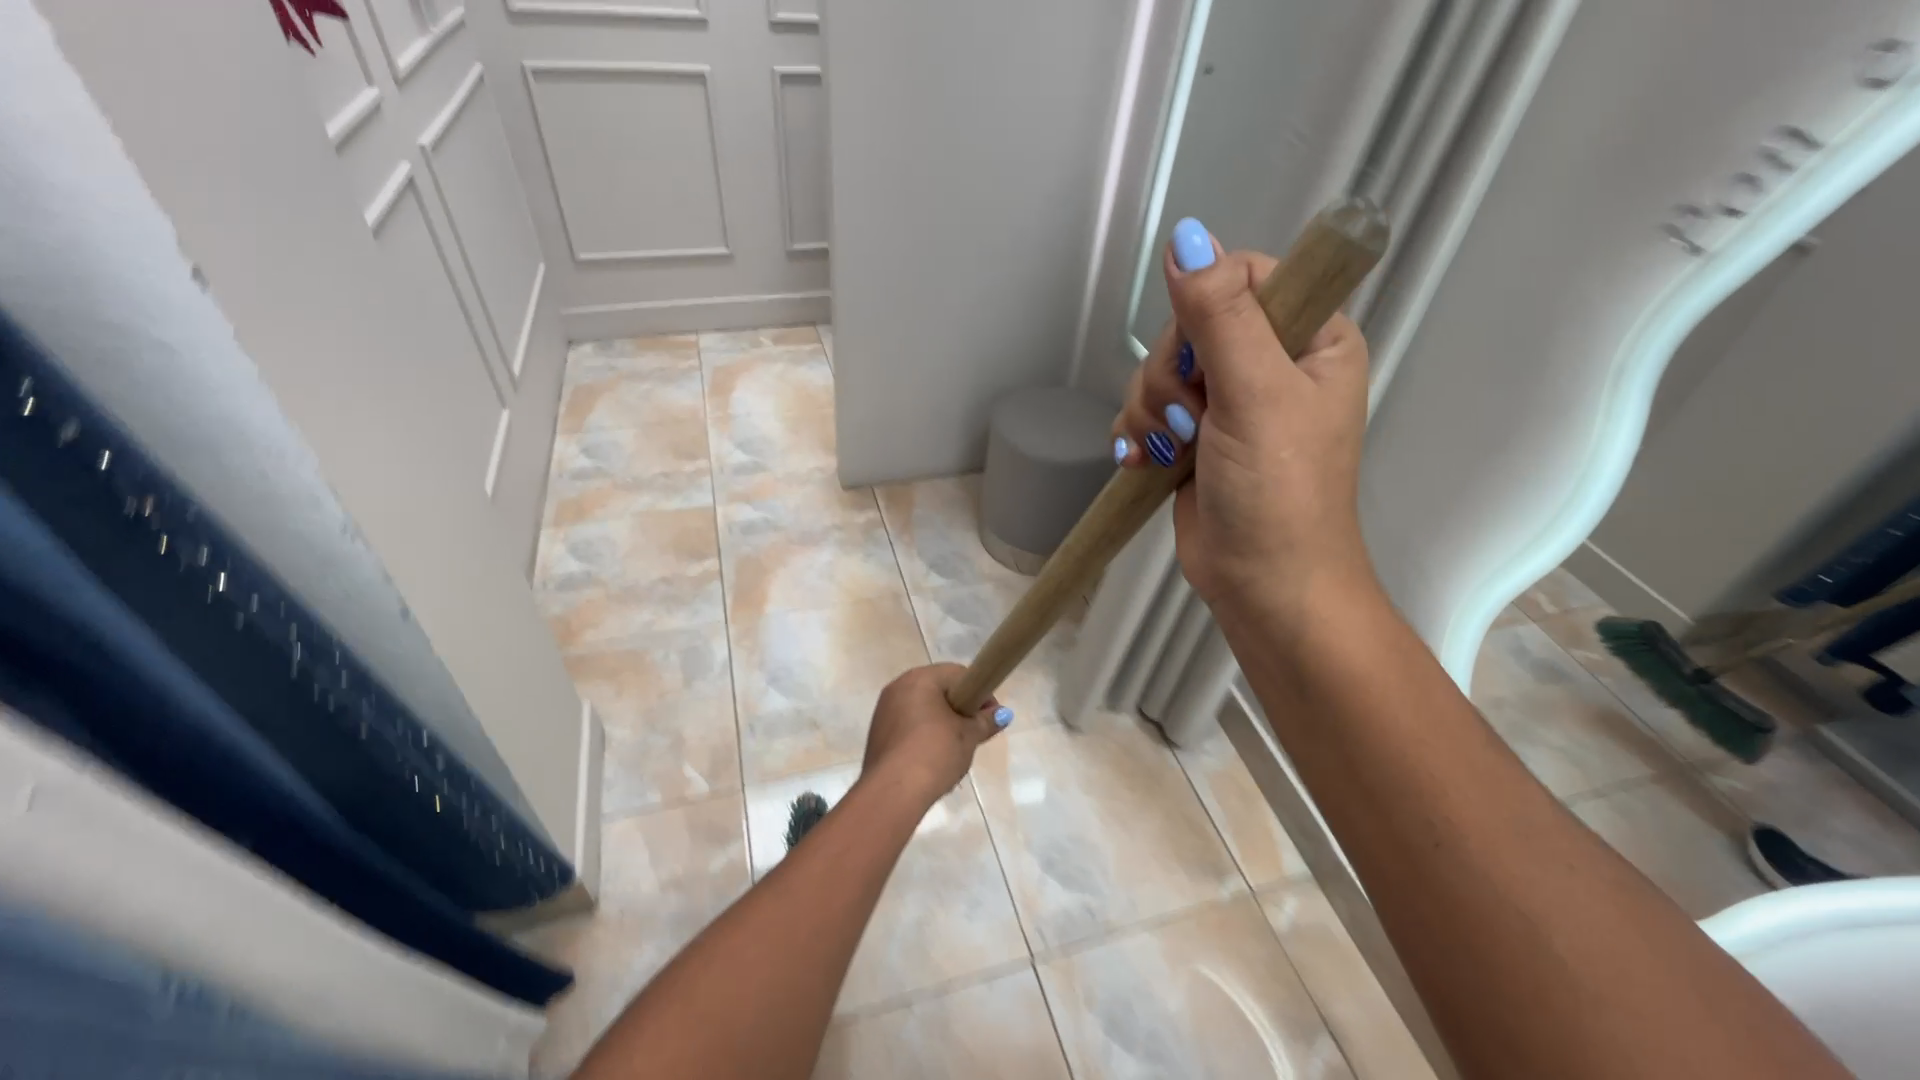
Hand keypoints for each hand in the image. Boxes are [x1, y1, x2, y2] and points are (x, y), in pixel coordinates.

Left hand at [862, 664, 1009, 805]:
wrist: (894, 791)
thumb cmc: (935, 753)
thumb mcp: (968, 736)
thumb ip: (985, 721)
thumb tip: (1002, 714)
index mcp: (920, 679)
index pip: (958, 674)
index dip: (980, 693)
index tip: (990, 716)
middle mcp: (898, 687)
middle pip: (938, 690)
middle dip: (960, 708)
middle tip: (975, 732)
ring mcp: (884, 710)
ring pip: (922, 708)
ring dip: (941, 722)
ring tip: (955, 748)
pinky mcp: (877, 733)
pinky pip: (907, 725)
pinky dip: (923, 734)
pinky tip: (933, 757)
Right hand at [1113, 221, 1374, 621]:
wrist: (1264, 588)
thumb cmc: (1279, 493)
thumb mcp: (1255, 394)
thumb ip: (1219, 315)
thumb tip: (1185, 237)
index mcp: (1312, 338)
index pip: (1245, 277)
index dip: (1207, 308)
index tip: (1205, 359)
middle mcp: (1271, 362)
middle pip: (1190, 325)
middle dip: (1173, 374)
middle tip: (1192, 419)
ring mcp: (1229, 403)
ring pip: (1161, 369)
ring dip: (1152, 409)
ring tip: (1172, 451)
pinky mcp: (1194, 438)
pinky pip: (1147, 408)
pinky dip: (1138, 433)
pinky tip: (1143, 461)